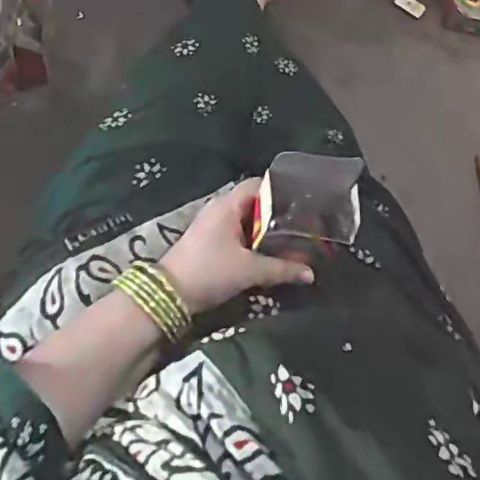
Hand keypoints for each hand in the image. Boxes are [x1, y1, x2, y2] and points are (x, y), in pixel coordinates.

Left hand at [159, 179, 313, 313]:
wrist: (169, 294)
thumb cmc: (210, 272)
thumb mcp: (249, 271)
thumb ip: (282, 269)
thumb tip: (310, 273)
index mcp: (227, 205)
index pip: (258, 184)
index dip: (280, 191)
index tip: (301, 204)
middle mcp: (219, 208)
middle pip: (254, 202)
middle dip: (276, 214)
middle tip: (300, 226)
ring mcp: (212, 224)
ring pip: (245, 219)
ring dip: (264, 230)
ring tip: (289, 240)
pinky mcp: (209, 240)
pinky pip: (237, 232)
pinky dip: (252, 240)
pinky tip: (268, 253)